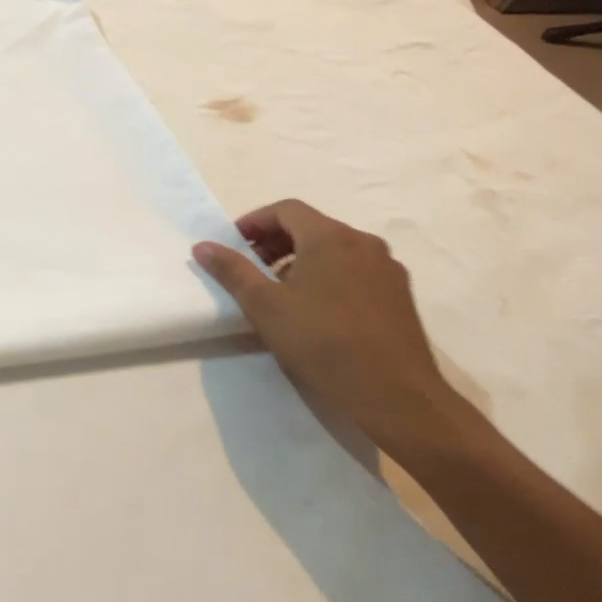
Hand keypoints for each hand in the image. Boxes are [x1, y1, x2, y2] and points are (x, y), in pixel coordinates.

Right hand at [192, 200, 474, 462]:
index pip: (286, 210)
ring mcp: (387, 269)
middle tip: (250, 269)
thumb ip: (232, 270)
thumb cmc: (320, 341)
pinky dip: (328, 276)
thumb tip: (203, 245)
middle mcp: (364, 243)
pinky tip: (315, 311)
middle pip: (312, 227)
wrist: (393, 392)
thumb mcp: (263, 305)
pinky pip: (356, 271)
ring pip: (335, 250)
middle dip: (275, 242)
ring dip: (301, 260)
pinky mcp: (399, 295)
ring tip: (279, 292)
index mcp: (330, 238)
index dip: (254, 222)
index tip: (233, 245)